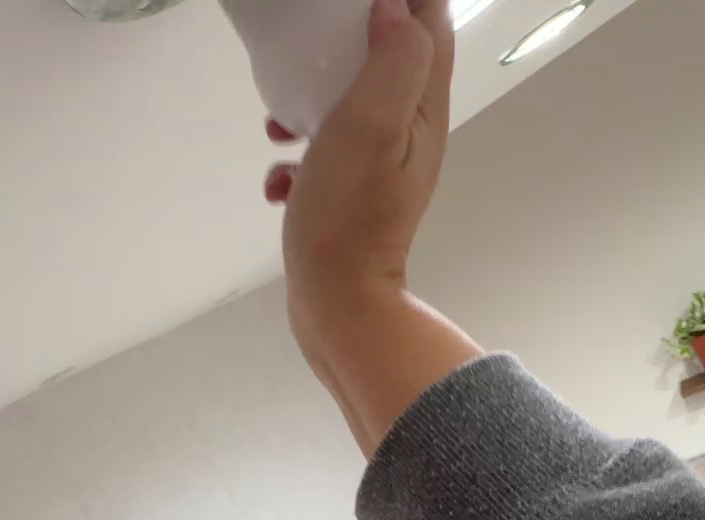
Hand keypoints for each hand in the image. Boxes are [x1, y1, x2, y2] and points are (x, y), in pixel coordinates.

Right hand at [265, 0, 453, 318]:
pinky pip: (324, 160)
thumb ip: (392, 60)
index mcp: (421, 110)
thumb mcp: (370, 125)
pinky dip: (298, 161)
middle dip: (344, 45)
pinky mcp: (349, 200)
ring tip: (276, 124)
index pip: (428, 23)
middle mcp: (408, 136)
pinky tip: (278, 182)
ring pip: (347, 110)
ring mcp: (378, 171)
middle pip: (388, 60)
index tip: (350, 1)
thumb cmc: (347, 219)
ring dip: (308, 106)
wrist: (335, 303)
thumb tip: (394, 8)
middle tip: (305, 45)